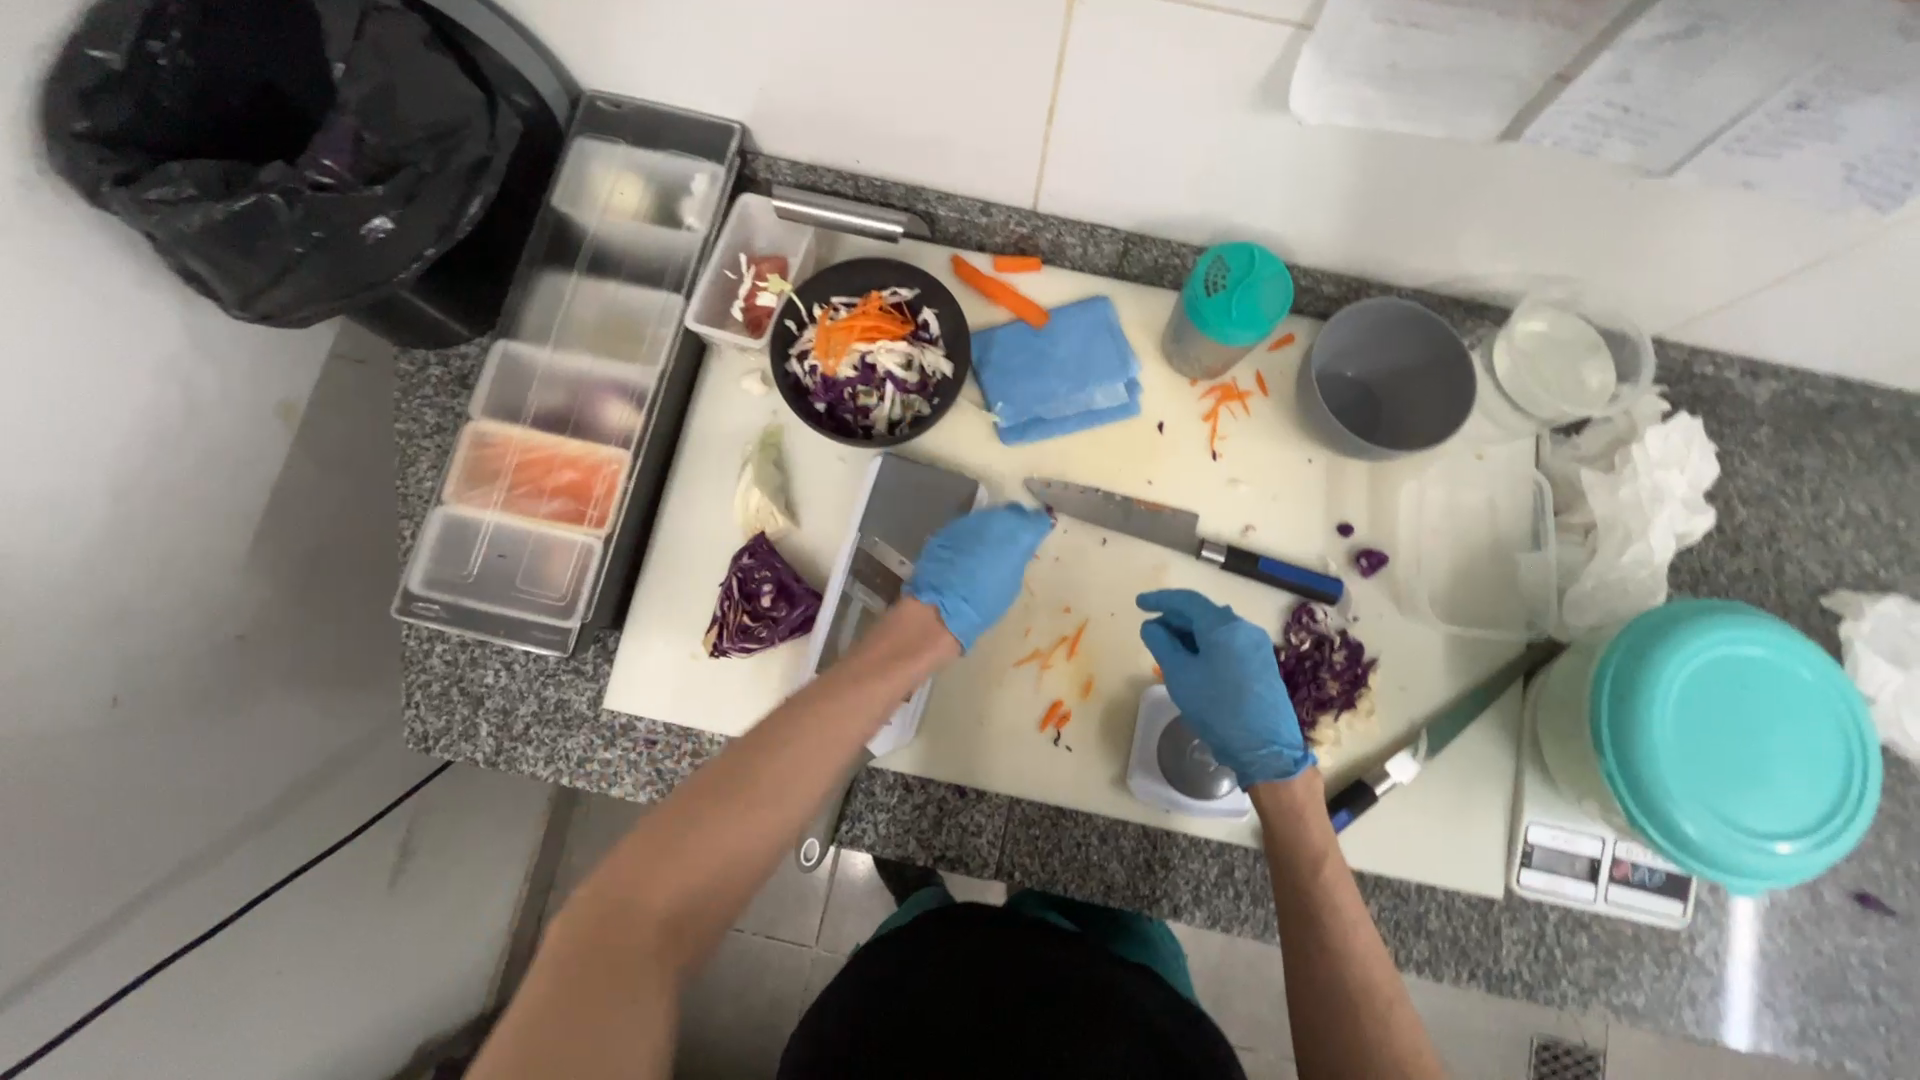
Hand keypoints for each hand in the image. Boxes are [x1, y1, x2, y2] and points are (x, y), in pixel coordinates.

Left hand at [905, 504, 1053, 650]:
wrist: (940, 607)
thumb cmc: (983, 602)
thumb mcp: (1011, 581)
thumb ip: (1017, 558)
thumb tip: (1019, 548)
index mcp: (1013, 533)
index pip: (1031, 519)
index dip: (1035, 524)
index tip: (1037, 531)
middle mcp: (990, 520)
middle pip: (1006, 514)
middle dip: (1012, 523)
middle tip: (1015, 537)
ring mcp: (965, 524)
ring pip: (984, 519)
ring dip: (990, 529)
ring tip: (992, 544)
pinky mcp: (946, 531)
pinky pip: (966, 529)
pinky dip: (971, 537)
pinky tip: (970, 551)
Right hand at [1137, 589, 1313, 787]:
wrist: (1265, 748)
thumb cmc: (1217, 707)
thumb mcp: (1180, 675)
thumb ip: (1162, 644)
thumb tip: (1152, 626)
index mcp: (1224, 626)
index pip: (1187, 601)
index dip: (1160, 600)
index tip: (1139, 604)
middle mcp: (1244, 628)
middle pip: (1203, 614)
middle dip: (1174, 619)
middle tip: (1150, 632)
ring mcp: (1256, 646)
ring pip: (1215, 630)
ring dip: (1189, 634)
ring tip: (1167, 649)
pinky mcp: (1261, 664)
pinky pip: (1227, 644)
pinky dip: (1205, 646)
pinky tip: (1192, 662)